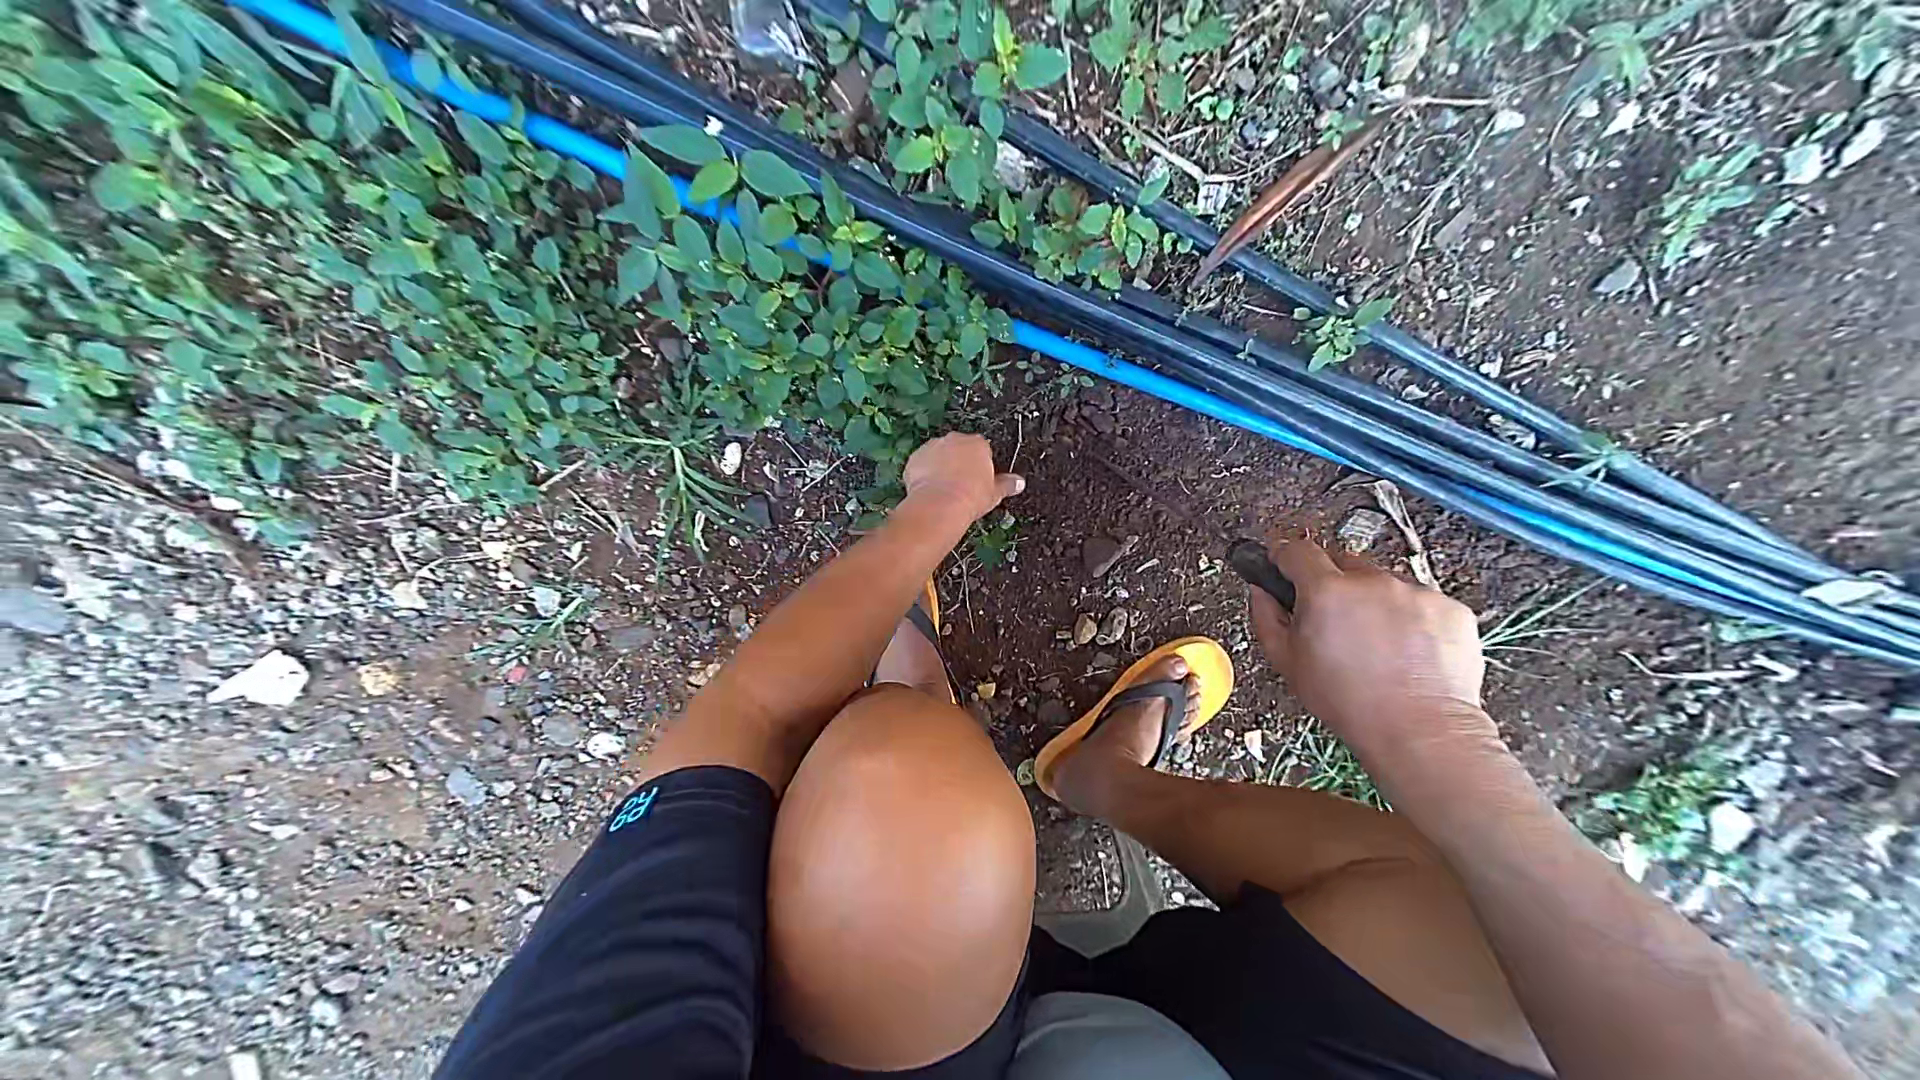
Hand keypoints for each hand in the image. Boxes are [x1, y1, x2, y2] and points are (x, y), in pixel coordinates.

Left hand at [901, 433, 1023, 525]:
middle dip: (960, 462)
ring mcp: (933, 447)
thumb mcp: (995, 493)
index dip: (980, 466)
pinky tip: (930, 489)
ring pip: (939, 454)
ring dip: (941, 466)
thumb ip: (1007, 484)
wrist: (940, 504)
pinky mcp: (915, 458)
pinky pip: (921, 463)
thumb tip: (1019, 483)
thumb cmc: (970, 497)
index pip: (982, 450)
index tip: (978, 480)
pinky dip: (924, 473)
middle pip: (959, 448)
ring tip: (945, 489)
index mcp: (978, 444)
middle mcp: (955, 440)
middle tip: (962, 485)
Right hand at [1248, 537, 1497, 766]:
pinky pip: (1419, 600)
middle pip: (1341, 562)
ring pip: (1381, 581)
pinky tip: (1403, 649)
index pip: (1297, 550)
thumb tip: (1261, 592)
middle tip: (1331, 617)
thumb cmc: (1350, 701)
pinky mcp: (1450, 608)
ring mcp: (1415, 592)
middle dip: (1331, 582)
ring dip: (1372, 599)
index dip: (1285, 556)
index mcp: (1326, 592)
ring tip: (1373, 642)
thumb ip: (1266, 616)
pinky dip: (1409, 616)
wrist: (1420, 730)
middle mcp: (1372, 582)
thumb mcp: (1286, 661)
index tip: (1282, 562)